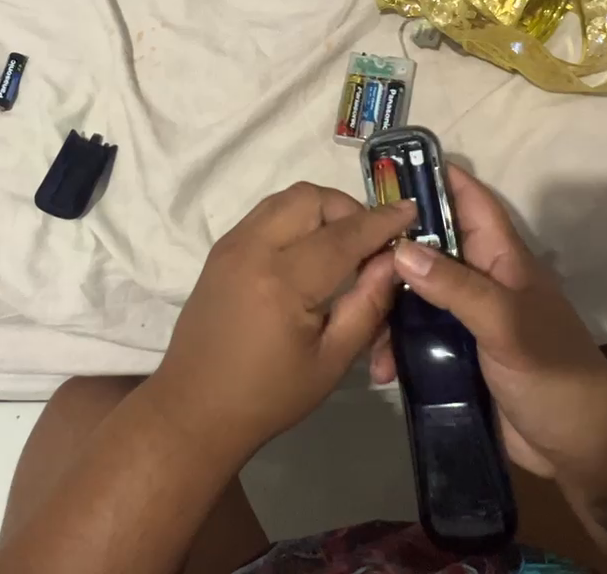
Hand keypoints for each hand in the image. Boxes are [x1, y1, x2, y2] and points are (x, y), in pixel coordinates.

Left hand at [150, 183, 415, 462]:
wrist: (194, 408)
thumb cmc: (268, 395)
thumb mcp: (331, 360)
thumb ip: (367, 305)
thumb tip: (394, 261)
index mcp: (283, 281)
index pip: (343, 235)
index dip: (381, 222)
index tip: (411, 211)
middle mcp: (253, 249)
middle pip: (310, 198)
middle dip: (347, 209)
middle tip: (369, 241)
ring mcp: (231, 244)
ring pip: (285, 198)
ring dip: (320, 209)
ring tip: (342, 244)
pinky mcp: (220, 249)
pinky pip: (265, 213)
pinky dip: (294, 217)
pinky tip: (308, 250)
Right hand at [370, 164, 606, 484]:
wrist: (583, 452)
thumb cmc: (555, 375)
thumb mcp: (507, 324)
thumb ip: (456, 287)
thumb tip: (400, 250)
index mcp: (501, 259)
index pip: (468, 200)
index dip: (435, 177)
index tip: (389, 166)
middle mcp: (479, 279)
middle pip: (429, 245)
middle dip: (392, 246)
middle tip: (349, 252)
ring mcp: (465, 317)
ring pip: (414, 293)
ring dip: (387, 304)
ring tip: (358, 317)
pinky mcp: (454, 353)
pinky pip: (414, 337)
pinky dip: (394, 347)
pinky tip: (378, 367)